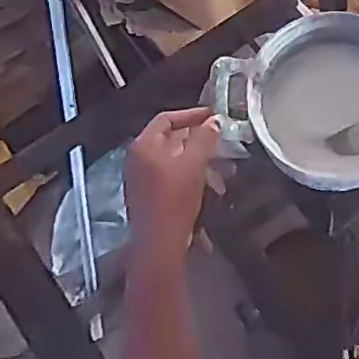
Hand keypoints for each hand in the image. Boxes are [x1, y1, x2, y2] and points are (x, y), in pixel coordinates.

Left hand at [124, 108, 220, 263]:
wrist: (159, 243)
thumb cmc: (175, 198)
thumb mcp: (195, 164)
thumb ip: (205, 138)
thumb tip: (214, 121)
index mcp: (144, 146)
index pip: (167, 119)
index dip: (192, 114)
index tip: (214, 116)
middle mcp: (137, 158)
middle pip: (169, 138)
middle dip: (198, 138)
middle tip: (221, 140)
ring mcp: (140, 177)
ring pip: (172, 158)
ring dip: (197, 157)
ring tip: (220, 164)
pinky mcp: (147, 194)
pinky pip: (169, 174)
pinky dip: (189, 172)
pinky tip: (208, 182)